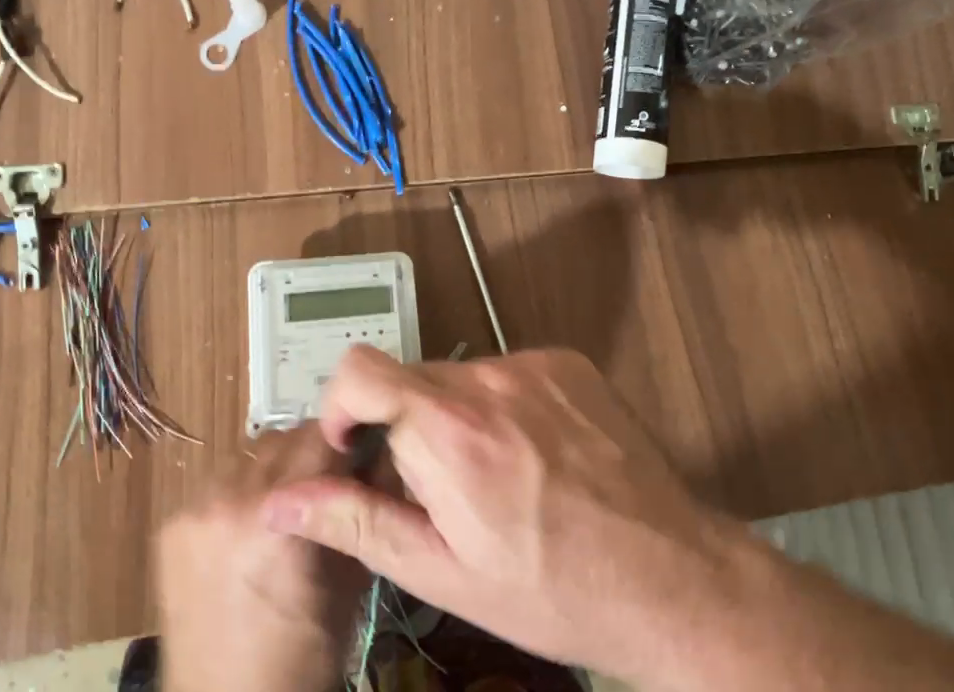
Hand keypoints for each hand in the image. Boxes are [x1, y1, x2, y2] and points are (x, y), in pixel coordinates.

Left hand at [155, 425, 369, 691]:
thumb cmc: (303, 653)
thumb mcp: (350, 583)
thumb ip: (360, 511)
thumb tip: (380, 457)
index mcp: (279, 518)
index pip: (322, 437)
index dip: (348, 440)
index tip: (362, 454)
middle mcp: (229, 501)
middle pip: (284, 438)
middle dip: (312, 453)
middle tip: (330, 482)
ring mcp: (194, 510)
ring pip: (250, 455)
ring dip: (276, 468)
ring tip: (290, 505)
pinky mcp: (172, 524)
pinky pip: (219, 482)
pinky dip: (242, 491)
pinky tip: (253, 525)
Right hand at [259, 346, 739, 685]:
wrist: (670, 576)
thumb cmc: (555, 589)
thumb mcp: (443, 571)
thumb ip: (355, 522)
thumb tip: (282, 503)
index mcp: (449, 433)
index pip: (359, 370)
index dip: (343, 406)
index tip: (360, 450)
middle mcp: (490, 382)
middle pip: (410, 378)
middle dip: (407, 427)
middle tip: (439, 490)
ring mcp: (536, 367)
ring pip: (460, 377)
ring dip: (457, 418)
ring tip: (496, 479)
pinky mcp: (570, 364)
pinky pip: (508, 372)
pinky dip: (504, 405)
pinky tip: (533, 458)